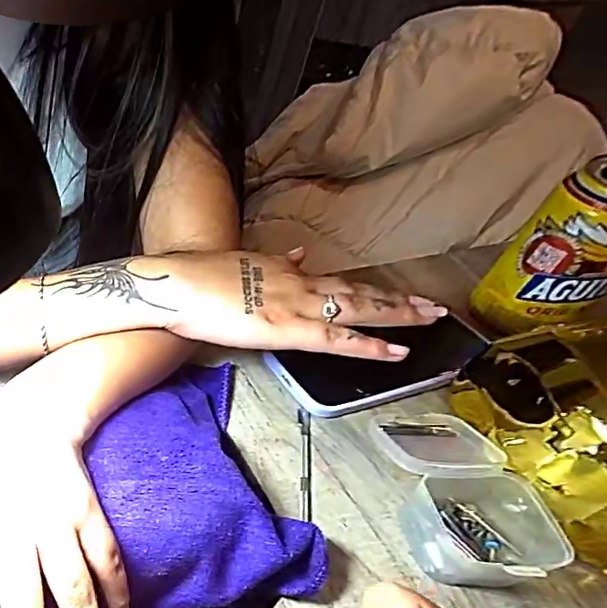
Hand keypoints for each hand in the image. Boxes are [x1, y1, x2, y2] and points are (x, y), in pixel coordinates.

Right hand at [132, 249, 445, 359]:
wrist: (175, 285)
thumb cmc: (192, 276)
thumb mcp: (237, 262)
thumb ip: (271, 262)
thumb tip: (298, 255)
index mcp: (280, 270)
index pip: (330, 279)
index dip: (362, 287)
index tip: (386, 291)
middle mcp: (297, 284)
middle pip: (355, 291)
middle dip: (395, 298)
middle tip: (432, 305)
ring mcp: (296, 305)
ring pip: (358, 309)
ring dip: (397, 314)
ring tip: (430, 319)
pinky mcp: (288, 329)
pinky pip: (338, 339)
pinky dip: (370, 345)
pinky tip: (397, 352)